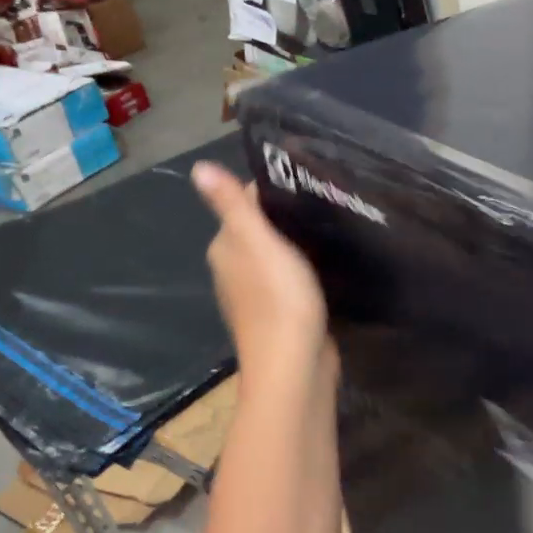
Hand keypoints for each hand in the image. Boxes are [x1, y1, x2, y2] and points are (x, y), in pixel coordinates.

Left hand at [194, 161, 326, 385]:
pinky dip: (305, 271)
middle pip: (260, 231)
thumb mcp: (257, 243)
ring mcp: (258, 295)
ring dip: (297, 245)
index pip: (244, 205)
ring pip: (276, 257)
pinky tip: (326, 267)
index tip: (308, 180)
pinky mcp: (281, 314)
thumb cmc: (278, 299)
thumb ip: (232, 206)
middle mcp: (234, 269)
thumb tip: (198, 167)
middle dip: (287, 217)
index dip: (273, 191)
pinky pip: (291, 281)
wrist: (294, 364)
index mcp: (225, 248)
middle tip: (327, 203)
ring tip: (333, 229)